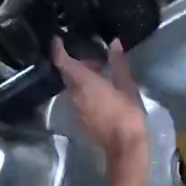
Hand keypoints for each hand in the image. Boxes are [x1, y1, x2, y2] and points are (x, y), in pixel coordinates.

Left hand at [52, 37, 147, 165]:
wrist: (124, 146)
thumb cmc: (127, 113)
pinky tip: (103, 93)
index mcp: (84, 82)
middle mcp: (75, 94)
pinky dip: (86, 91)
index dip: (58, 49)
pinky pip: (79, 99)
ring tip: (104, 77)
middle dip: (79, 64)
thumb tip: (114, 43)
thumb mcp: (127, 86)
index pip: (63, 62)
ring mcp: (76, 109)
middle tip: (99, 61)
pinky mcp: (81, 120)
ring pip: (74, 87)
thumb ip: (118, 63)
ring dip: (83, 78)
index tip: (58, 39)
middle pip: (68, 74)